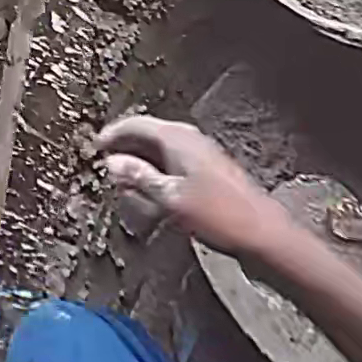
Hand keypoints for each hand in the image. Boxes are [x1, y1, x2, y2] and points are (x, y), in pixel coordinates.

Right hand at [95, 115, 296, 261]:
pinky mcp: (209, 171)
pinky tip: (151, 192)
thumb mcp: (169, 198)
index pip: (133, 124)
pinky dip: (156, 171)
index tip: (94, 146)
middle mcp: (188, 139)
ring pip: (159, 149)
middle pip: (146, 134)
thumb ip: (137, 177)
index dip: (111, 134)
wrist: (267, 237)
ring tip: (125, 181)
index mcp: (176, 137)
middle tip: (105, 163)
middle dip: (124, 148)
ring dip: (140, 161)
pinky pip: (172, 162)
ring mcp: (201, 153)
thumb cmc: (221, 216)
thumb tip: (112, 162)